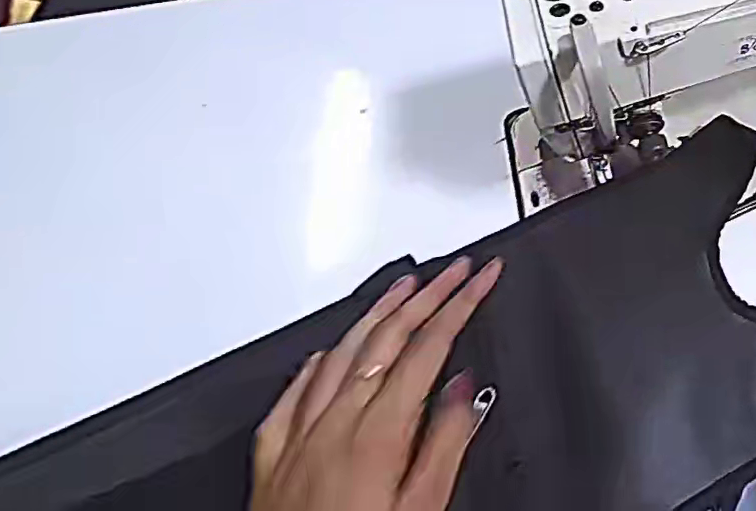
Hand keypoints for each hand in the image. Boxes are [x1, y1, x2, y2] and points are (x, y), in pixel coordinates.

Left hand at [251, 257, 503, 510]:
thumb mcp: (426, 504)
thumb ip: (449, 438)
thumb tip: (464, 385)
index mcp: (378, 432)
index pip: (431, 342)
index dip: (464, 300)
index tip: (486, 274)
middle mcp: (334, 427)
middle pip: (388, 336)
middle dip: (430, 293)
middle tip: (458, 268)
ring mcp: (297, 443)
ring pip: (340, 354)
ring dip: (378, 312)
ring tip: (404, 286)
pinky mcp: (268, 466)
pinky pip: (290, 399)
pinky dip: (316, 364)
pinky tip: (328, 351)